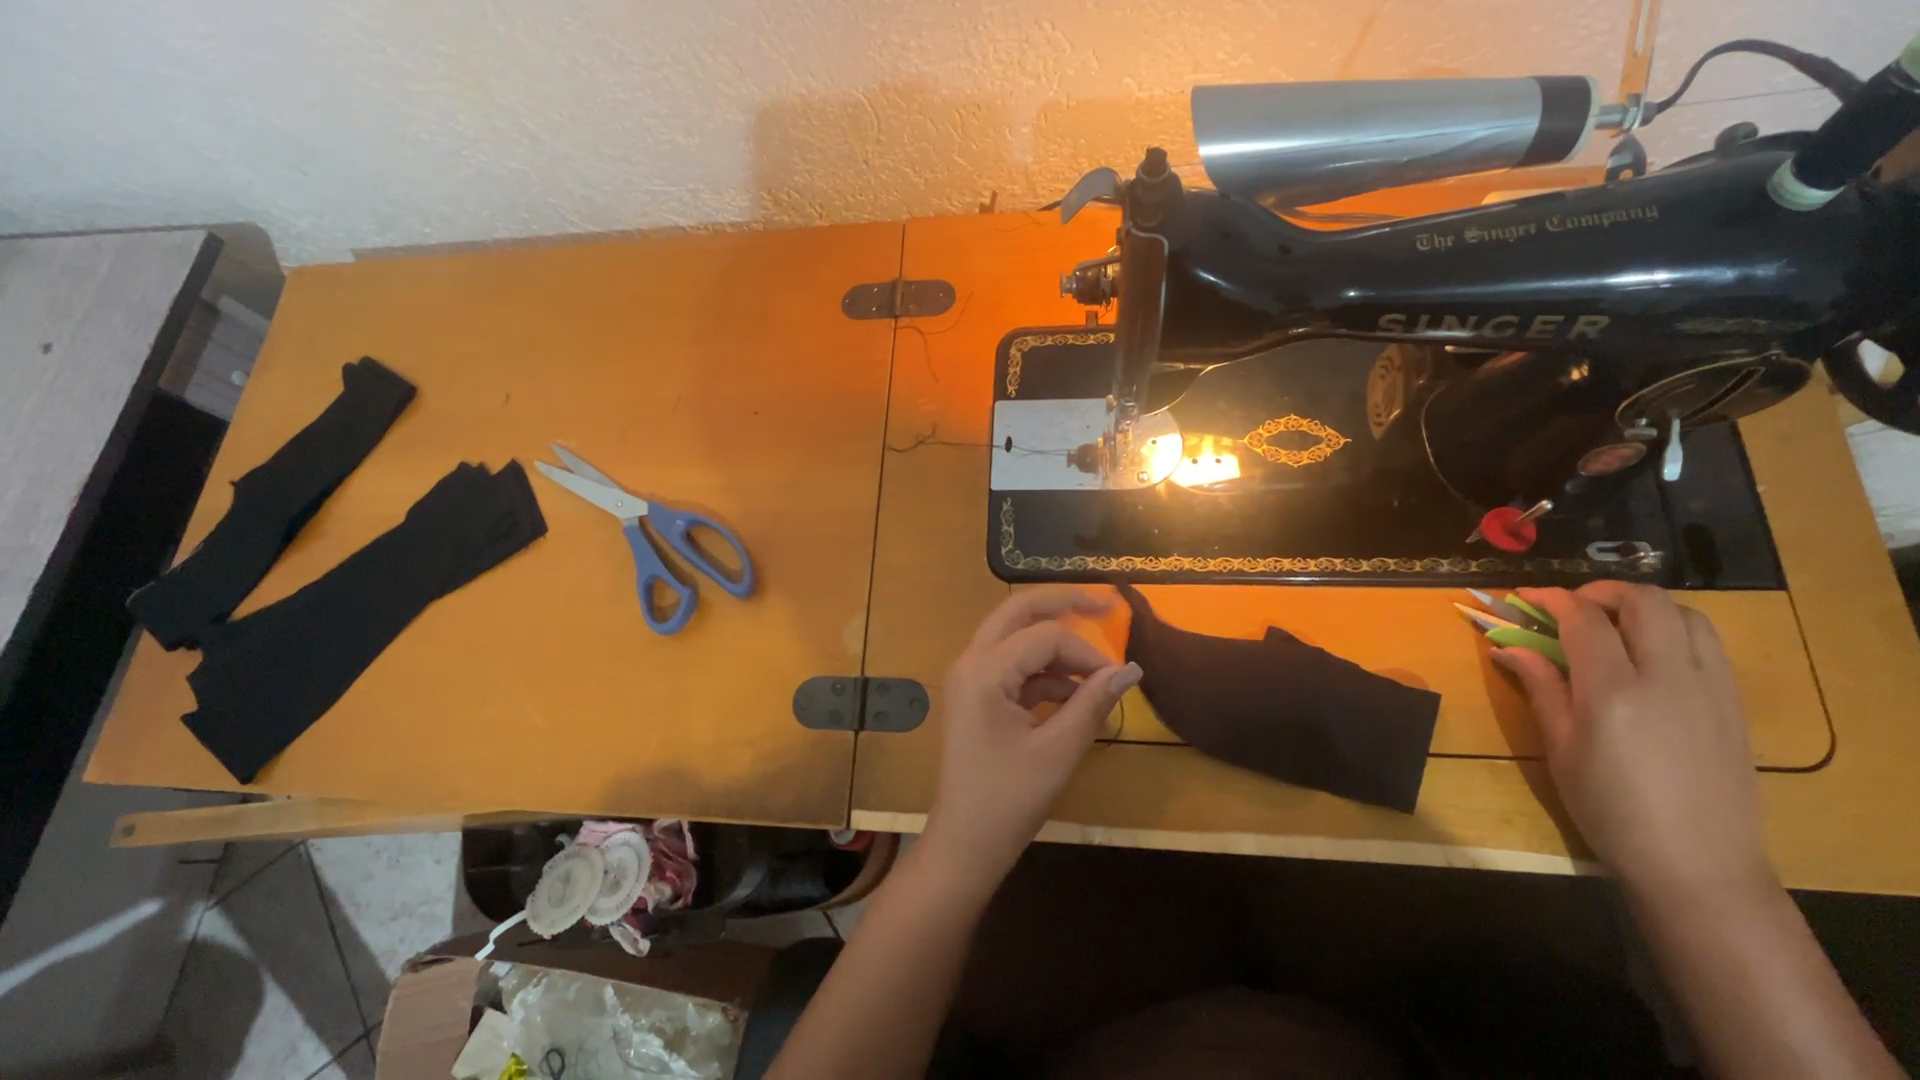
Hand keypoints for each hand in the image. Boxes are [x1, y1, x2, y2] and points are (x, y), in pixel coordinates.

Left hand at [922, 586, 1141, 884]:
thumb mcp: (1059, 750)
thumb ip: (1093, 702)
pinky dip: (1044, 673)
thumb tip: (1131, 669)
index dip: (1087, 652)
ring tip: (1095, 674)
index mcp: (984, 671)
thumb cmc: (1009, 799)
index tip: (1117, 679)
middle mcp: (970, 663)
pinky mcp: (976, 696)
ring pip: (1015, 637)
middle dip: (1064, 605)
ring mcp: (969, 678)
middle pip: (1019, 612)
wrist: (966, 843)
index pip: (1046, 637)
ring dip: (1056, 647)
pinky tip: (1073, 696)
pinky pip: (1013, 666)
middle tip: (1106, 604)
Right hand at [1496, 582, 1773, 904]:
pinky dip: (1676, 629)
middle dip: (1602, 592)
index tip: (1528, 599)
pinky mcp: (1734, 701)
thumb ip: (1541, 689)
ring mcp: (1710, 686)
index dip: (1553, 599)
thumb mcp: (1561, 751)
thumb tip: (1510, 647)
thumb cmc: (1611, 811)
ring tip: (1616, 626)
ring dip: (1645, 607)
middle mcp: (1667, 676)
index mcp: (1613, 691)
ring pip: (1685, 613)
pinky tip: (1653, 655)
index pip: (1584, 618)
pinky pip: (1709, 642)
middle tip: (1572, 608)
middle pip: (1643, 601)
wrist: (1697, 864)